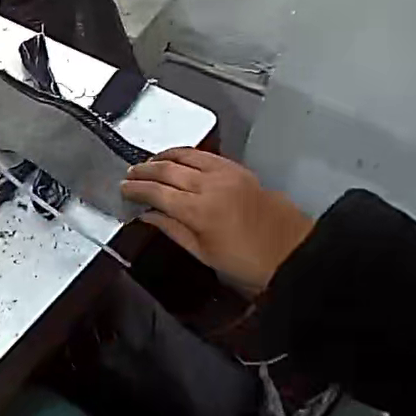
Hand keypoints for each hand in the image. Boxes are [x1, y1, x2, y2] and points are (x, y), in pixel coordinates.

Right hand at [120, 147, 313, 292]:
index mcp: (199, 211)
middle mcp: (210, 186)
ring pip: (185, 156)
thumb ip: (172, 230)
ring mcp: (225, 174)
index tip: (124, 189)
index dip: (137, 189)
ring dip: (162, 157)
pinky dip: (185, 154)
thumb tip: (148, 216)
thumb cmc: (248, 261)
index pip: (157, 192)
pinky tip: (177, 158)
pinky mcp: (238, 169)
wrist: (291, 251)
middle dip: (145, 170)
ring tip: (148, 163)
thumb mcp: (203, 253)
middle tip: (130, 174)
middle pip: (167, 169)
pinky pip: (204, 154)